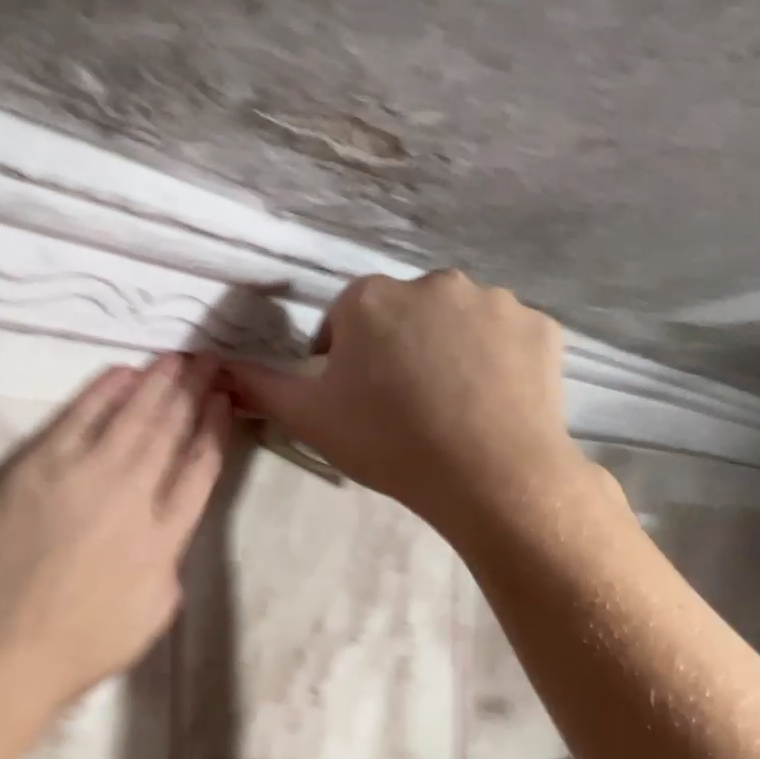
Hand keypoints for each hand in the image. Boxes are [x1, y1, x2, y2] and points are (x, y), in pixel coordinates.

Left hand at [0, 354, 230, 705]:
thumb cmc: (69, 652)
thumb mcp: (146, 621)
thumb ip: (163, 570)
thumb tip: (162, 541)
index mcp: (164, 543)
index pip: (200, 471)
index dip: (215, 430)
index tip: (225, 402)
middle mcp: (132, 497)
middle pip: (169, 432)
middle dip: (193, 392)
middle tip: (209, 362)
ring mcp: (83, 475)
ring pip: (130, 417)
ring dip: (157, 383)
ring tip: (176, 359)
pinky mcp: (35, 465)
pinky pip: (77, 416)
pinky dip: (103, 391)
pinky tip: (121, 372)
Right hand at [223, 269, 590, 535]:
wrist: (492, 475)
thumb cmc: (387, 440)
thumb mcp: (307, 417)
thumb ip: (258, 386)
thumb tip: (219, 368)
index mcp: (370, 298)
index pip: (342, 318)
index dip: (339, 358)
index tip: (348, 397)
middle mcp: (432, 283)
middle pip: (398, 314)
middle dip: (391, 348)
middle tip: (394, 404)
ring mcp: (493, 301)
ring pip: (451, 322)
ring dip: (440, 350)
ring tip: (442, 406)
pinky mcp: (539, 326)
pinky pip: (500, 337)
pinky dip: (488, 360)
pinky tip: (482, 403)